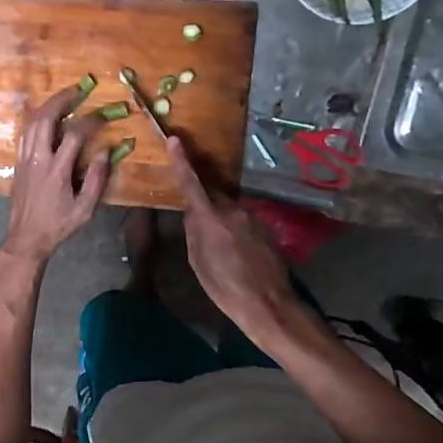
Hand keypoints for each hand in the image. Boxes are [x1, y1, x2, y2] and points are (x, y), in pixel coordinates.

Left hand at [0, 86, 109, 265]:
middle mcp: (38, 159)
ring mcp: (25, 159)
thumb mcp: (85, 208)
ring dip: (48, 106)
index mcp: (57, 170)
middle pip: (45, 118)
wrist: (26, 239)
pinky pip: (25, 133)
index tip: (105, 115)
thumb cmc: (59, 225)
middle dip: (62, 100)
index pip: (75, 135)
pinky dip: (36, 119)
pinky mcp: (18, 163)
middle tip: (78, 90)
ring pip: (32, 123)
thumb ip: (97, 179)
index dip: (91, 121)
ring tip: (64, 98)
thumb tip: (106, 151)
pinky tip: (46, 116)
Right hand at [167, 135, 301, 336]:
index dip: (182, 161)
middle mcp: (233, 210)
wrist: (267, 303)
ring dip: (220, 218)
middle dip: (202, 199)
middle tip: (196, 217)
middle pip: (212, 195)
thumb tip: (192, 213)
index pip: (191, 184)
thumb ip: (194, 231)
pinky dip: (234, 228)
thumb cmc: (225, 288)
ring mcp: (252, 217)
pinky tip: (236, 251)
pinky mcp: (265, 226)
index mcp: (211, 219)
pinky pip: (242, 220)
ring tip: (219, 246)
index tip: (175, 140)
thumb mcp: (198, 261)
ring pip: (228, 208)